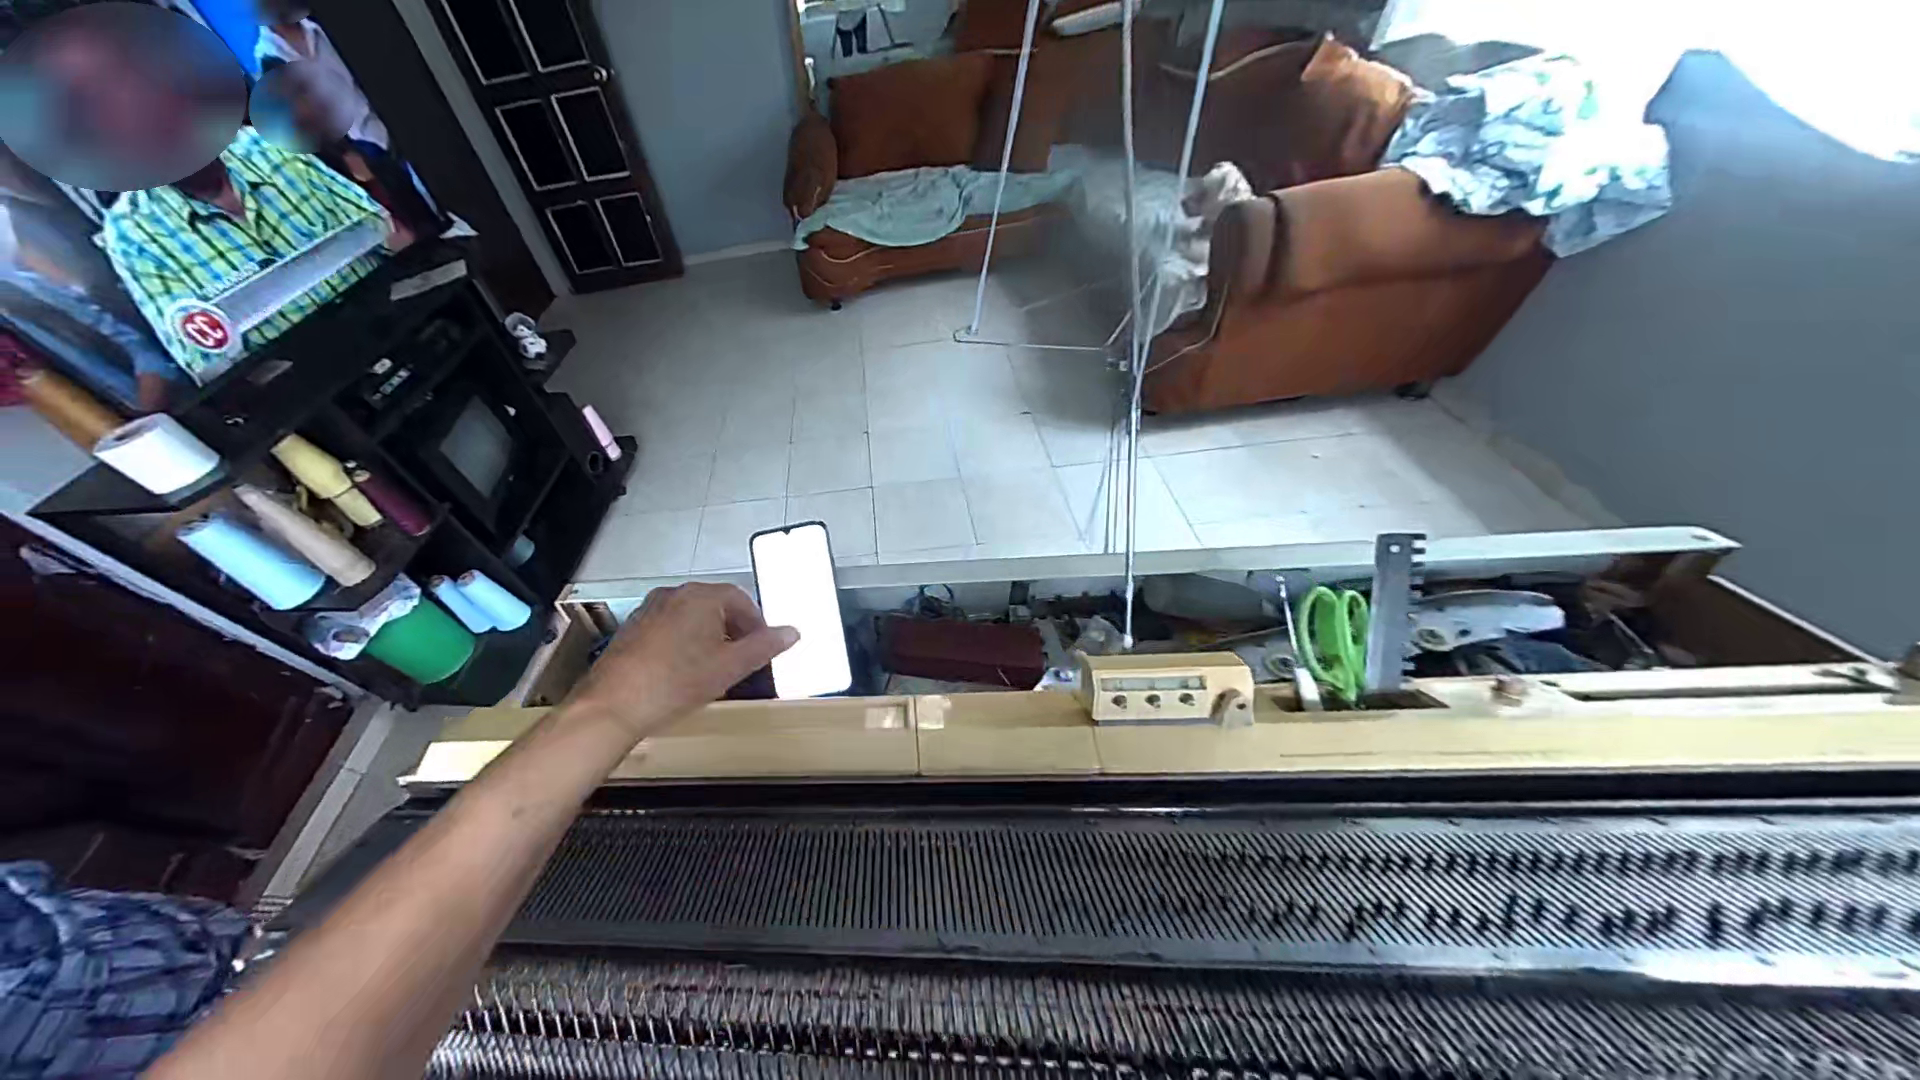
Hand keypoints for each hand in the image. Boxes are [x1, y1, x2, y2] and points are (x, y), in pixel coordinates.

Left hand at [564, 583, 796, 737]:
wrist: (613, 706)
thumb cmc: (676, 682)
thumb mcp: (731, 667)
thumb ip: (765, 646)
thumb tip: (792, 632)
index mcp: (701, 597)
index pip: (741, 599)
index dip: (757, 623)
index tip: (763, 646)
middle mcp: (675, 594)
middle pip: (716, 605)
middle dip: (734, 629)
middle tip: (743, 657)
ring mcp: (650, 609)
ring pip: (693, 616)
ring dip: (710, 635)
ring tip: (716, 665)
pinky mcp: (633, 628)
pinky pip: (671, 626)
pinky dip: (686, 641)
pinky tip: (686, 669)